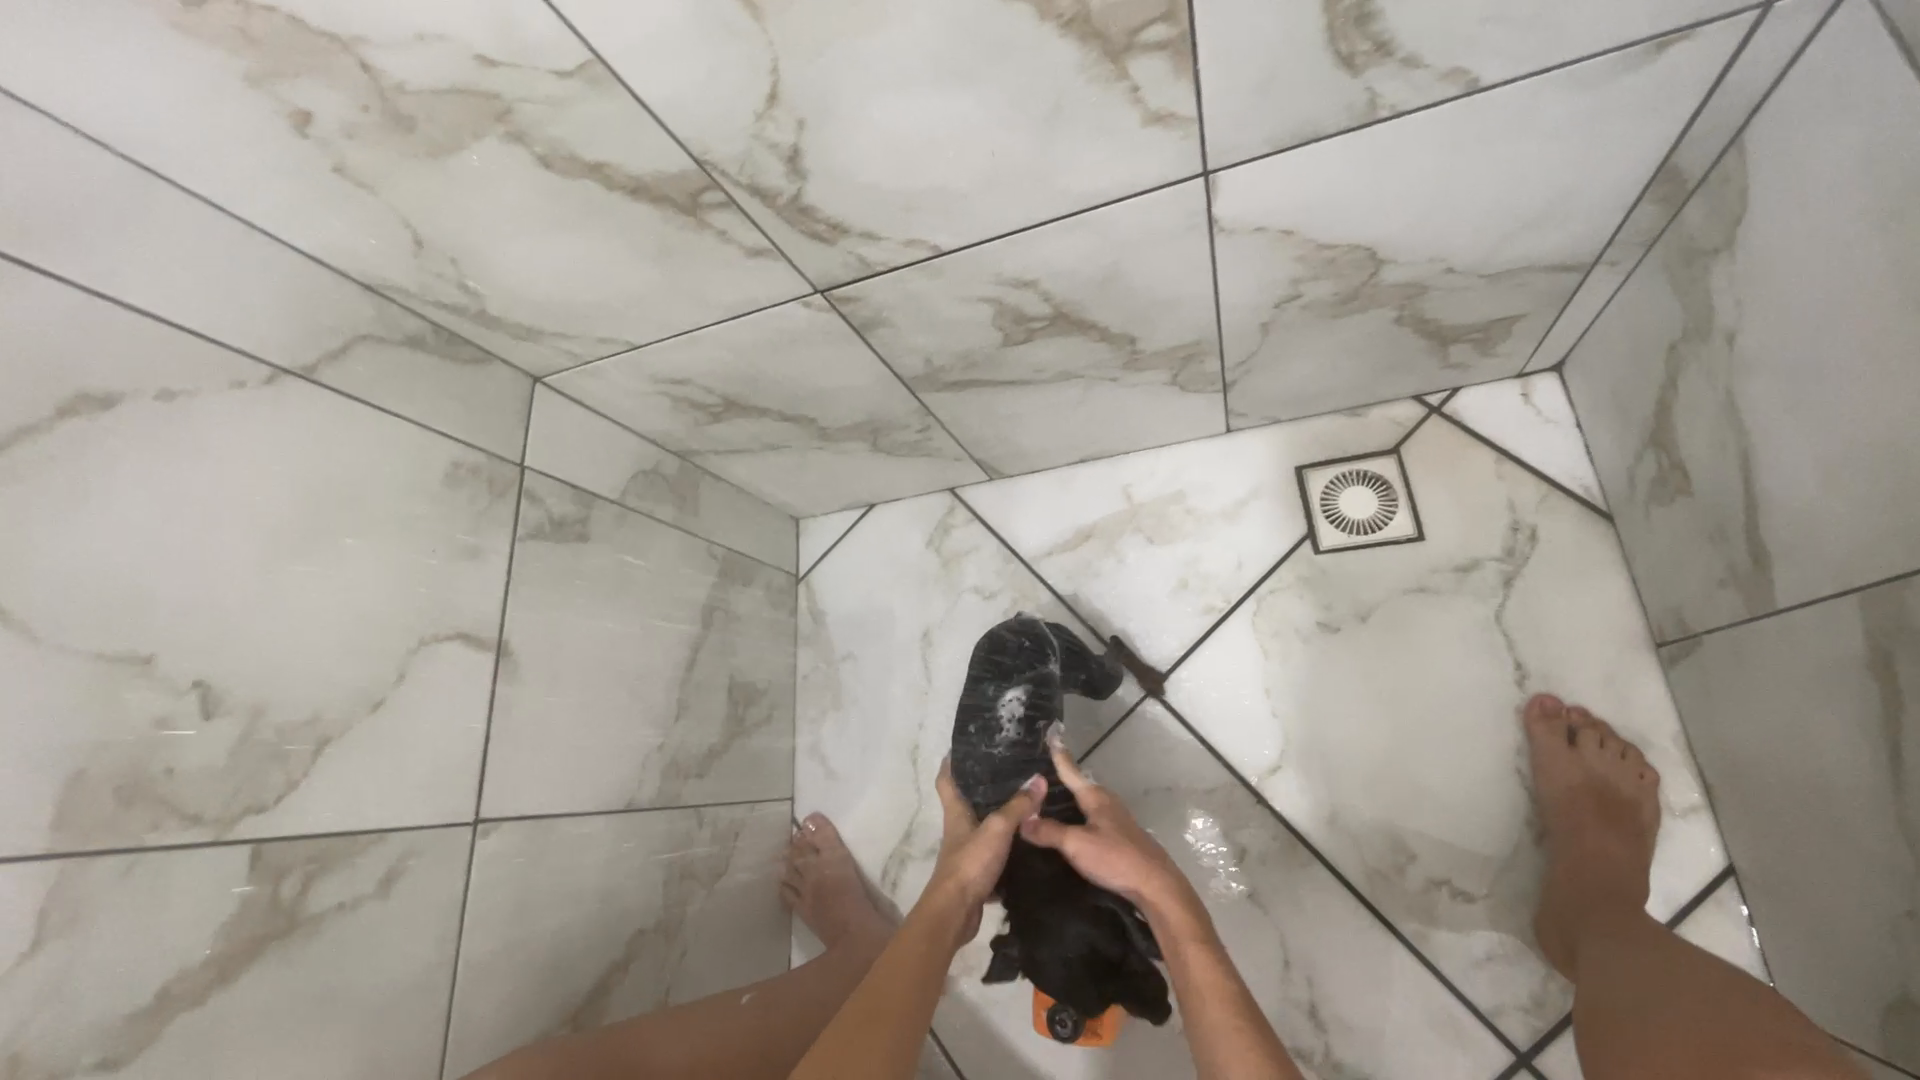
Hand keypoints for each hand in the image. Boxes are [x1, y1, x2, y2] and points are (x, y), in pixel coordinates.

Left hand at [926, 759, 1045, 944]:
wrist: (956, 913)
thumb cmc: (970, 863)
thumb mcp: (997, 829)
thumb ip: (1018, 806)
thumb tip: (1039, 779)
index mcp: (956, 812)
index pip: (946, 780)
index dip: (952, 762)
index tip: (964, 747)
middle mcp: (959, 829)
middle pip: (968, 802)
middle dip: (986, 788)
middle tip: (1012, 773)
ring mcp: (968, 852)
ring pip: (985, 828)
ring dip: (1002, 818)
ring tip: (1028, 804)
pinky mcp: (977, 874)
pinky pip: (996, 855)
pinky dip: (1010, 850)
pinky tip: (1030, 845)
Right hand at [1019, 737, 1193, 913]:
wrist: (1155, 885)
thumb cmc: (1116, 858)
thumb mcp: (1077, 844)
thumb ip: (1049, 831)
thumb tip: (1022, 820)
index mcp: (1096, 797)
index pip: (1071, 770)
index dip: (1059, 754)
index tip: (1052, 734)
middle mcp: (1106, 803)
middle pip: (1078, 786)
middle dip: (1060, 778)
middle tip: (1037, 773)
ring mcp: (1115, 820)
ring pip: (1084, 804)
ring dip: (1067, 801)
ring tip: (1046, 801)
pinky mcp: (1118, 838)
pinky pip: (1090, 819)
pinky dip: (1075, 818)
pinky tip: (1067, 828)